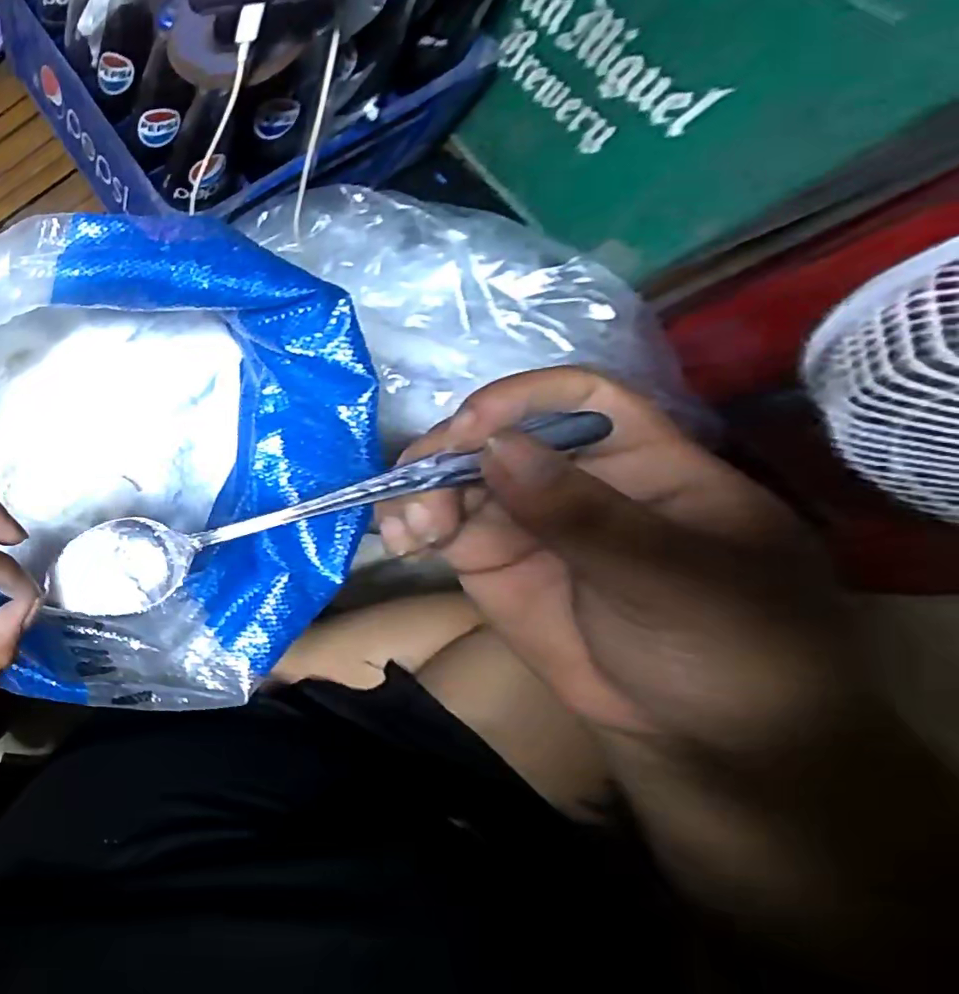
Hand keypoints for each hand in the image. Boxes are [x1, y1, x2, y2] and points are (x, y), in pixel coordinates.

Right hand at [376, 368, 851, 748]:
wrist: (701, 736)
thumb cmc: (732, 647)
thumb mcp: (671, 579)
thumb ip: (582, 514)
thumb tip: (495, 446)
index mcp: (642, 461)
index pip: (580, 397)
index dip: (522, 398)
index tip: (471, 430)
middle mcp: (571, 477)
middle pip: (494, 432)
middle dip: (446, 454)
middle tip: (421, 494)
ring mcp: (521, 516)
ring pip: (450, 474)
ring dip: (415, 490)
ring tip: (411, 532)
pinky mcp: (482, 554)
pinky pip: (432, 522)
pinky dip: (405, 523)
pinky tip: (402, 544)